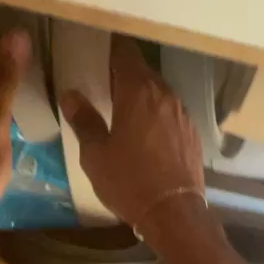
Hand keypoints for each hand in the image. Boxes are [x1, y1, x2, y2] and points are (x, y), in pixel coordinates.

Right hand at [59, 38, 205, 231]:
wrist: (174, 213)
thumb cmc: (129, 182)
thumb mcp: (96, 155)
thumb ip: (84, 121)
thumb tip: (71, 95)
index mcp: (137, 91)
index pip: (125, 53)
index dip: (111, 50)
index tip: (98, 53)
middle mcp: (164, 94)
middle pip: (143, 73)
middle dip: (125, 76)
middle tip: (105, 87)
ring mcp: (183, 114)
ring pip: (159, 94)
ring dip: (143, 99)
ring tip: (125, 113)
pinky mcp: (192, 135)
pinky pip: (171, 115)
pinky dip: (158, 118)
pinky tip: (147, 136)